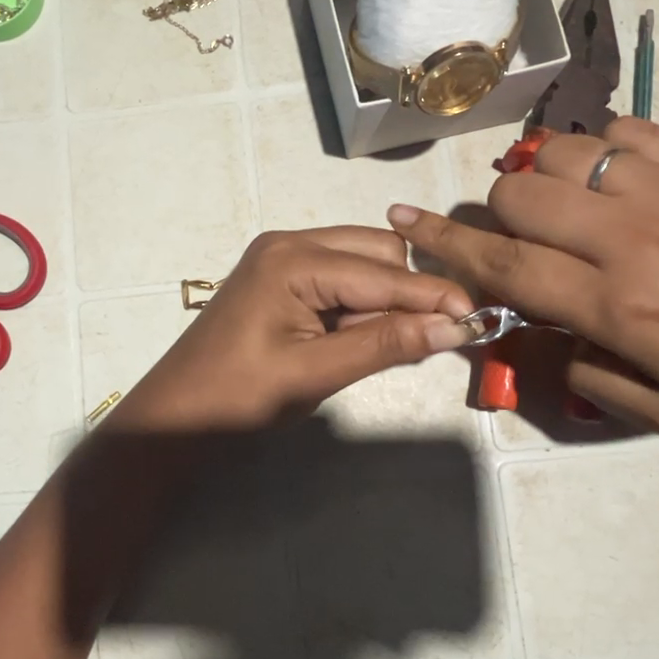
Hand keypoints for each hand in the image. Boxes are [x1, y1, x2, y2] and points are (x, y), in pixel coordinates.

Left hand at [110, 227, 477, 430]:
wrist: (177, 415)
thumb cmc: (238, 397)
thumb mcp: (315, 373)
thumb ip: (384, 345)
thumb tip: (454, 326)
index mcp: (292, 260)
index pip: (382, 273)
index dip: (433, 297)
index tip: (482, 318)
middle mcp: (288, 243)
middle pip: (376, 253)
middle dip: (404, 294)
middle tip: (415, 344)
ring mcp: (280, 257)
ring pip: (360, 262)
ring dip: (381, 299)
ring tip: (370, 347)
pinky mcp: (278, 277)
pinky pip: (337, 276)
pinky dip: (357, 303)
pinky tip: (351, 337)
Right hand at [390, 116, 658, 441]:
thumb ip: (599, 381)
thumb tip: (551, 342)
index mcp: (619, 304)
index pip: (503, 265)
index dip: (442, 246)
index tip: (401, 225)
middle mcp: (627, 234)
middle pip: (517, 196)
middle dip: (494, 217)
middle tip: (513, 243)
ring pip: (557, 153)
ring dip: (538, 179)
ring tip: (559, 208)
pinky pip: (618, 129)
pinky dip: (593, 148)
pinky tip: (610, 177)